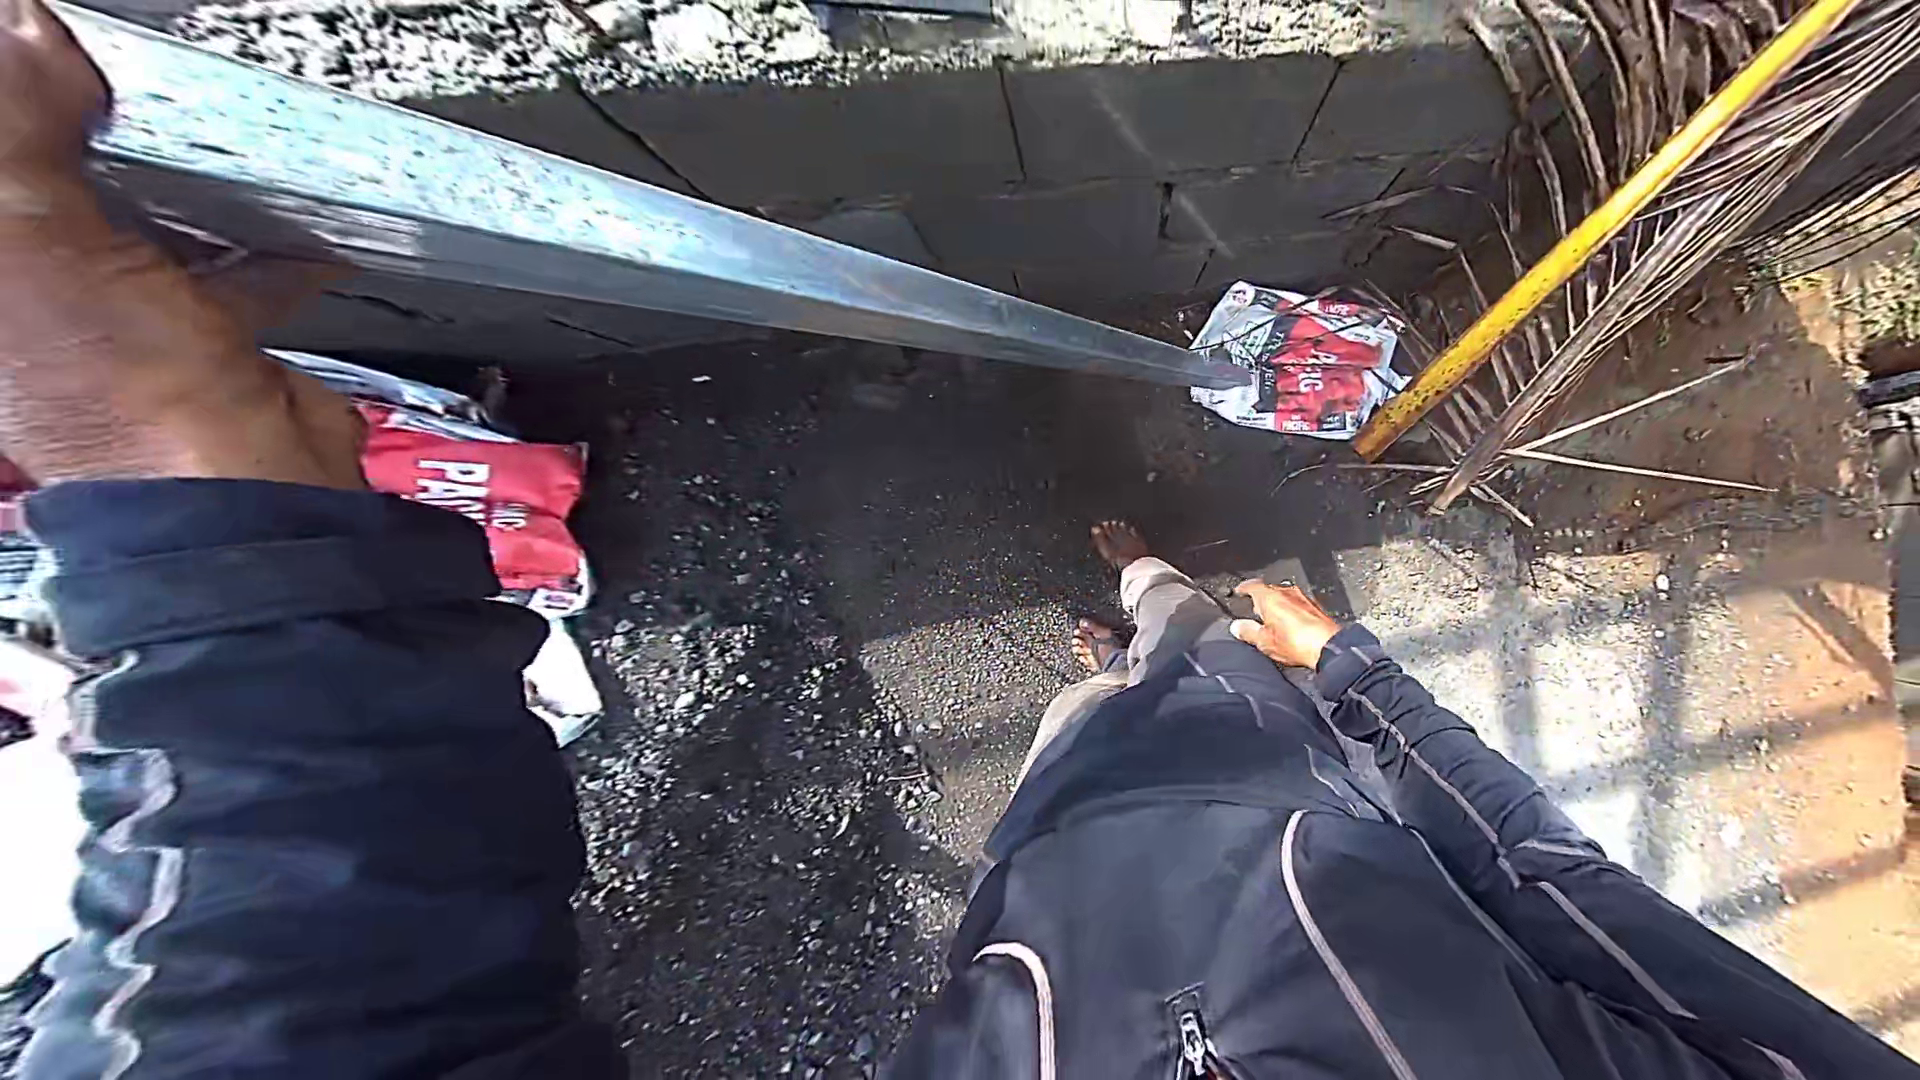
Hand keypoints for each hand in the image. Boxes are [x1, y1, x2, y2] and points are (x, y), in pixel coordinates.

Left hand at [0, 0, 364, 488]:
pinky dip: (274, 249)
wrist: (241, 464)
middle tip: (137, 88)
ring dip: (188, 183)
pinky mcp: (210, 324)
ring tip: (225, 144)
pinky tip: (305, 227)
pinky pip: (235, 266)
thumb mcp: (32, 233)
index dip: (11, 101)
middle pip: (51, 172)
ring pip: (144, 213)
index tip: (49, 55)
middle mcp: (30, 271)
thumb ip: (16, 127)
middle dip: (86, 126)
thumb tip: (32, 25)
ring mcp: (124, 300)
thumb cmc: (115, 373)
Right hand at [1230, 580, 1340, 668]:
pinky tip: (1291, 627)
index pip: (1251, 585)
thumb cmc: (1298, 642)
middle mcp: (1287, 593)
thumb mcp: (1263, 641)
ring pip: (1285, 598)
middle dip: (1260, 600)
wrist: (1330, 649)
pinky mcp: (1317, 610)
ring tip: (1272, 621)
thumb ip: (1247, 631)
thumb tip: (1237, 627)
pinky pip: (1299, 607)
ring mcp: (1304, 600)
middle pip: (1269, 591)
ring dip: (1278, 607)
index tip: (1239, 591)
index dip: (1242, 589)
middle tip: (1253, 611)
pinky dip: (1292, 613)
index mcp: (1269, 596)